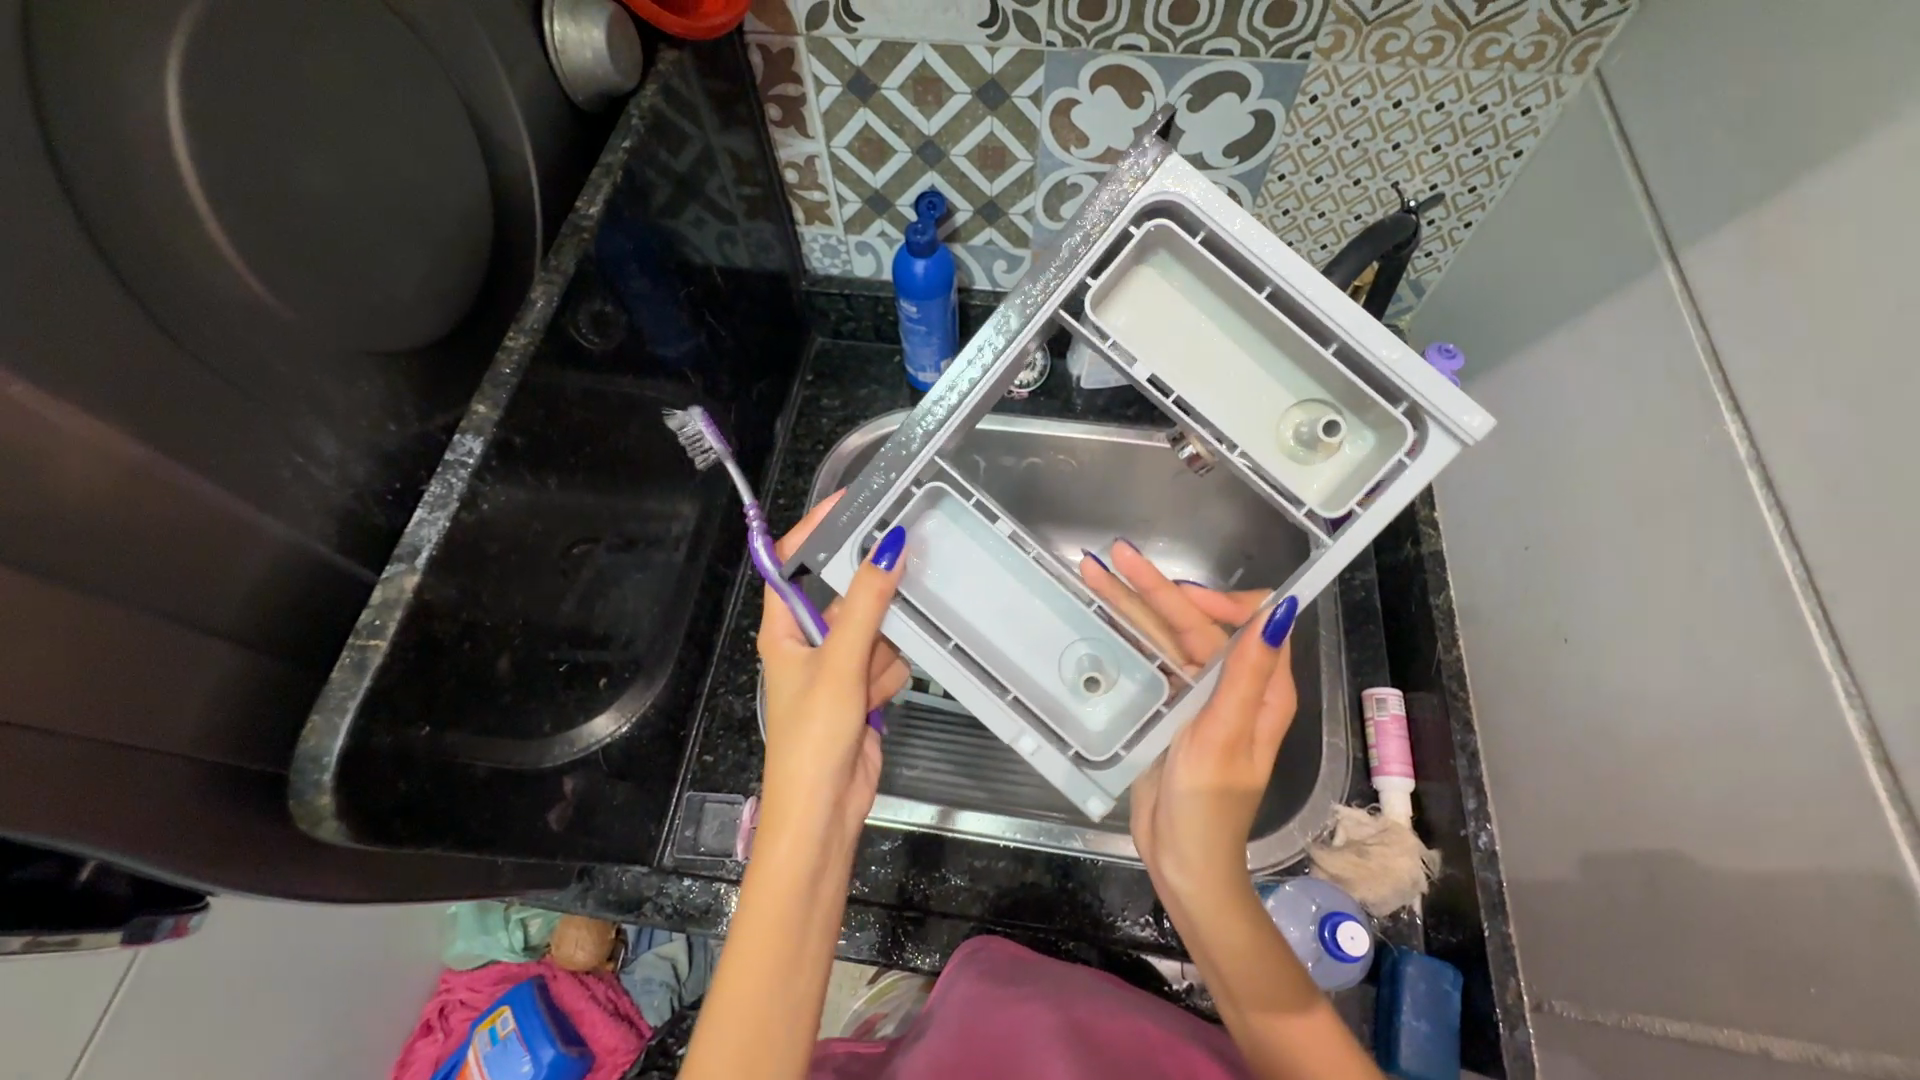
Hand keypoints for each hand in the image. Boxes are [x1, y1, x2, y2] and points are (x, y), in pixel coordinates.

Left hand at [756, 493, 910, 847]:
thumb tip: (890, 544)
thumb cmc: (814, 733)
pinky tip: (879, 701)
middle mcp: (809, 641)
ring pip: (876, 629)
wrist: (825, 808)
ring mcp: (837, 666)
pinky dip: (888, 677)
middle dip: (870, 606)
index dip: (818, 529)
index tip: (853, 500)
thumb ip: (867, 602)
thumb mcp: (841, 661)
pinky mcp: (862, 690)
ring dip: (880, 653)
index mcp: (783, 628)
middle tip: (899, 587)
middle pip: (847, 595)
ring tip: (868, 683)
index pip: (793, 563)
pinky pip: (887, 661)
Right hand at [1078, 541, 1297, 917]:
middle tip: (1113, 558)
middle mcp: (1233, 684)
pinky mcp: (1170, 710)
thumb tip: (1277, 610)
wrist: (1181, 860)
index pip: (1242, 622)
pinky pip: (1151, 661)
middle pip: (1195, 623)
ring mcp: (1198, 696)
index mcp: (1261, 688)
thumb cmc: (1209, 805)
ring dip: (1133, 606)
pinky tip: (1101, 616)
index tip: (1170, 589)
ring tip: (1093, 574)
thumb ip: (1246, 673)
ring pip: (1167, 638)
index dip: (1208, 598)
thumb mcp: (1224, 737)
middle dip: (1156, 589)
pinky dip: (1127, 636)